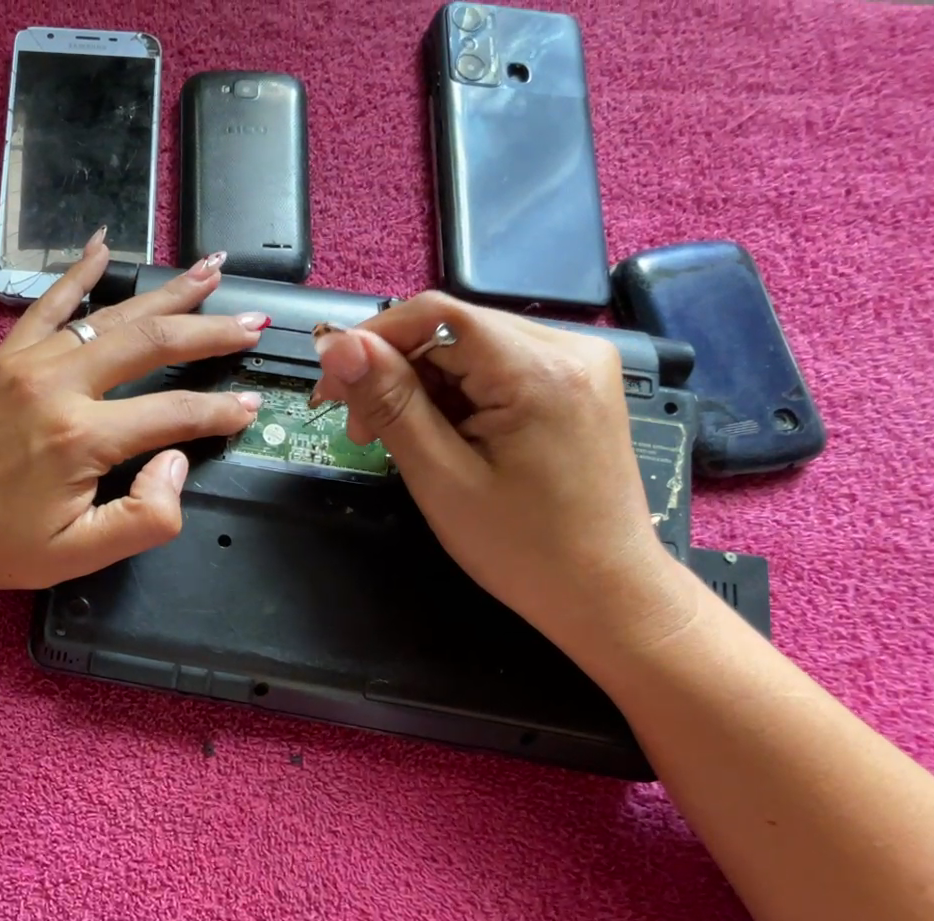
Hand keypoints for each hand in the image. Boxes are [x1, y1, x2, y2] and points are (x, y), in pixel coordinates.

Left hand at [0, 233, 268, 592]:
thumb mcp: (79, 555)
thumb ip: (145, 518)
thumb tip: (178, 463)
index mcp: (82, 438)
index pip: (175, 413)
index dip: (220, 412)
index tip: (251, 407)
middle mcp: (58, 386)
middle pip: (152, 342)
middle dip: (210, 330)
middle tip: (252, 322)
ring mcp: (27, 364)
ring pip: (111, 314)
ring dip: (165, 293)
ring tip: (209, 271)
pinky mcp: (3, 359)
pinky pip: (48, 305)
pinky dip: (78, 273)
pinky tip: (103, 245)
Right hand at [309, 292, 694, 646]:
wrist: (603, 592)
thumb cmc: (519, 548)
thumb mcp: (440, 476)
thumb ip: (390, 402)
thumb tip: (337, 345)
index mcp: (539, 369)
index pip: (434, 315)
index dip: (369, 341)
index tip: (330, 390)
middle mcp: (568, 347)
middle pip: (450, 330)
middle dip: (391, 371)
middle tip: (359, 430)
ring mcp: (577, 363)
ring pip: (467, 349)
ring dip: (417, 386)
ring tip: (395, 440)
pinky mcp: (574, 383)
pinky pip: (493, 368)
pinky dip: (452, 395)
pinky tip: (438, 434)